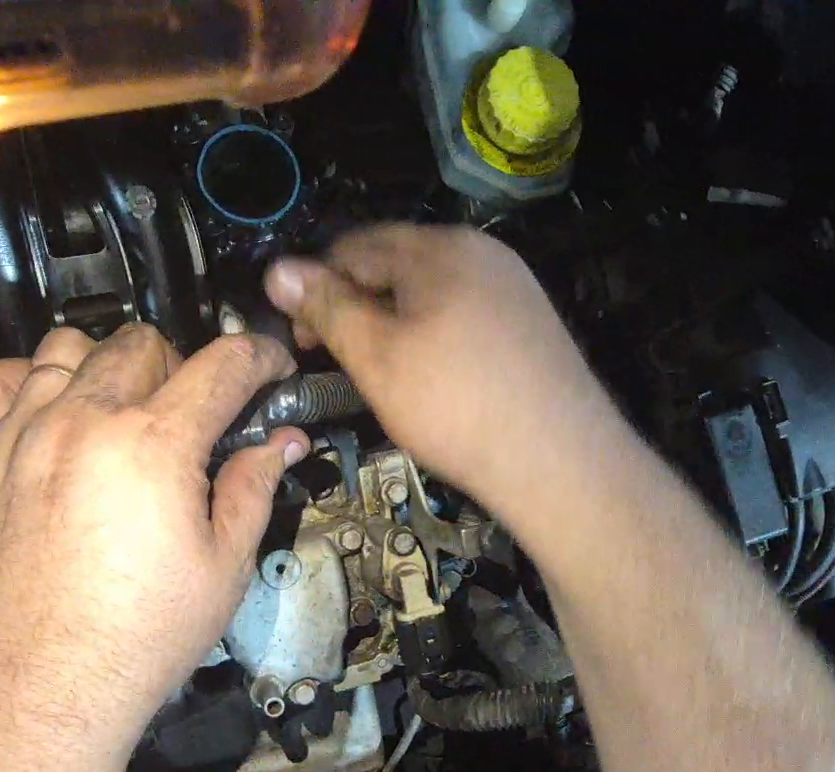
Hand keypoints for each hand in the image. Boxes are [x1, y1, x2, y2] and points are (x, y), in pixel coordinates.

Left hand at [0, 324, 307, 771]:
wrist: (49, 688)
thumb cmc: (143, 636)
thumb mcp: (224, 567)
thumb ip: (253, 488)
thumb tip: (281, 444)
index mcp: (155, 444)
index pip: (222, 366)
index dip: (260, 358)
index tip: (272, 368)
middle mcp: (85, 421)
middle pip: (143, 343)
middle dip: (183, 366)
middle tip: (195, 418)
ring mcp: (26, 433)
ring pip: (69, 346)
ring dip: (109, 366)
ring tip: (123, 412)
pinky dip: (26, 380)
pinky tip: (49, 411)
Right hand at [264, 225, 625, 523]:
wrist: (557, 460)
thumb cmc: (453, 406)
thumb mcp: (376, 357)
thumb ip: (327, 309)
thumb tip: (276, 270)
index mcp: (438, 247)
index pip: (353, 247)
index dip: (316, 289)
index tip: (301, 339)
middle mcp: (480, 251)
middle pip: (395, 265)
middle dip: (356, 304)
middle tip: (338, 360)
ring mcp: (511, 285)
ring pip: (429, 291)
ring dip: (392, 321)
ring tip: (379, 371)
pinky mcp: (528, 322)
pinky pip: (462, 313)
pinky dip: (431, 334)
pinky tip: (429, 376)